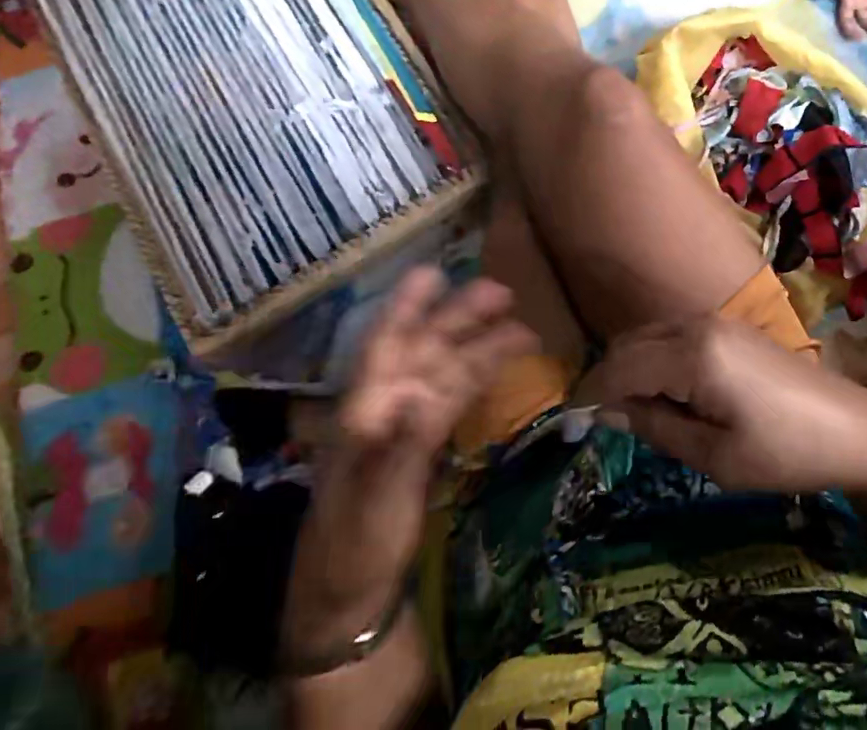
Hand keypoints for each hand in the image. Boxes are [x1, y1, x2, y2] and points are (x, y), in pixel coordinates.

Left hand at [285, 268, 536, 652]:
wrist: (348, 595)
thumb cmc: (355, 546)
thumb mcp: (376, 501)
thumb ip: (400, 447)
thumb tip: (422, 396)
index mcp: (364, 411)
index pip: (387, 345)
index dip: (407, 306)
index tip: (434, 272)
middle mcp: (384, 408)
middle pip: (425, 350)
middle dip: (459, 318)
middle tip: (502, 292)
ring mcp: (403, 427)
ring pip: (443, 372)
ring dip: (476, 346)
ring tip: (517, 327)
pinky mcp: (420, 447)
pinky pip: (450, 400)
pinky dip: (472, 379)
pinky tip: (489, 368)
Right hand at [571, 316, 866, 493]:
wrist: (855, 430)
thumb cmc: (786, 452)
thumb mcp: (716, 457)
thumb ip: (656, 428)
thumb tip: (608, 414)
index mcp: (694, 355)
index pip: (620, 367)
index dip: (592, 395)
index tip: (573, 424)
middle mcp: (700, 324)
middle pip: (630, 344)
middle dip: (609, 379)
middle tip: (605, 425)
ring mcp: (719, 321)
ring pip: (651, 335)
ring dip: (633, 368)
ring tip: (636, 415)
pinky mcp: (733, 328)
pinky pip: (675, 335)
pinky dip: (657, 359)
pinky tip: (669, 393)